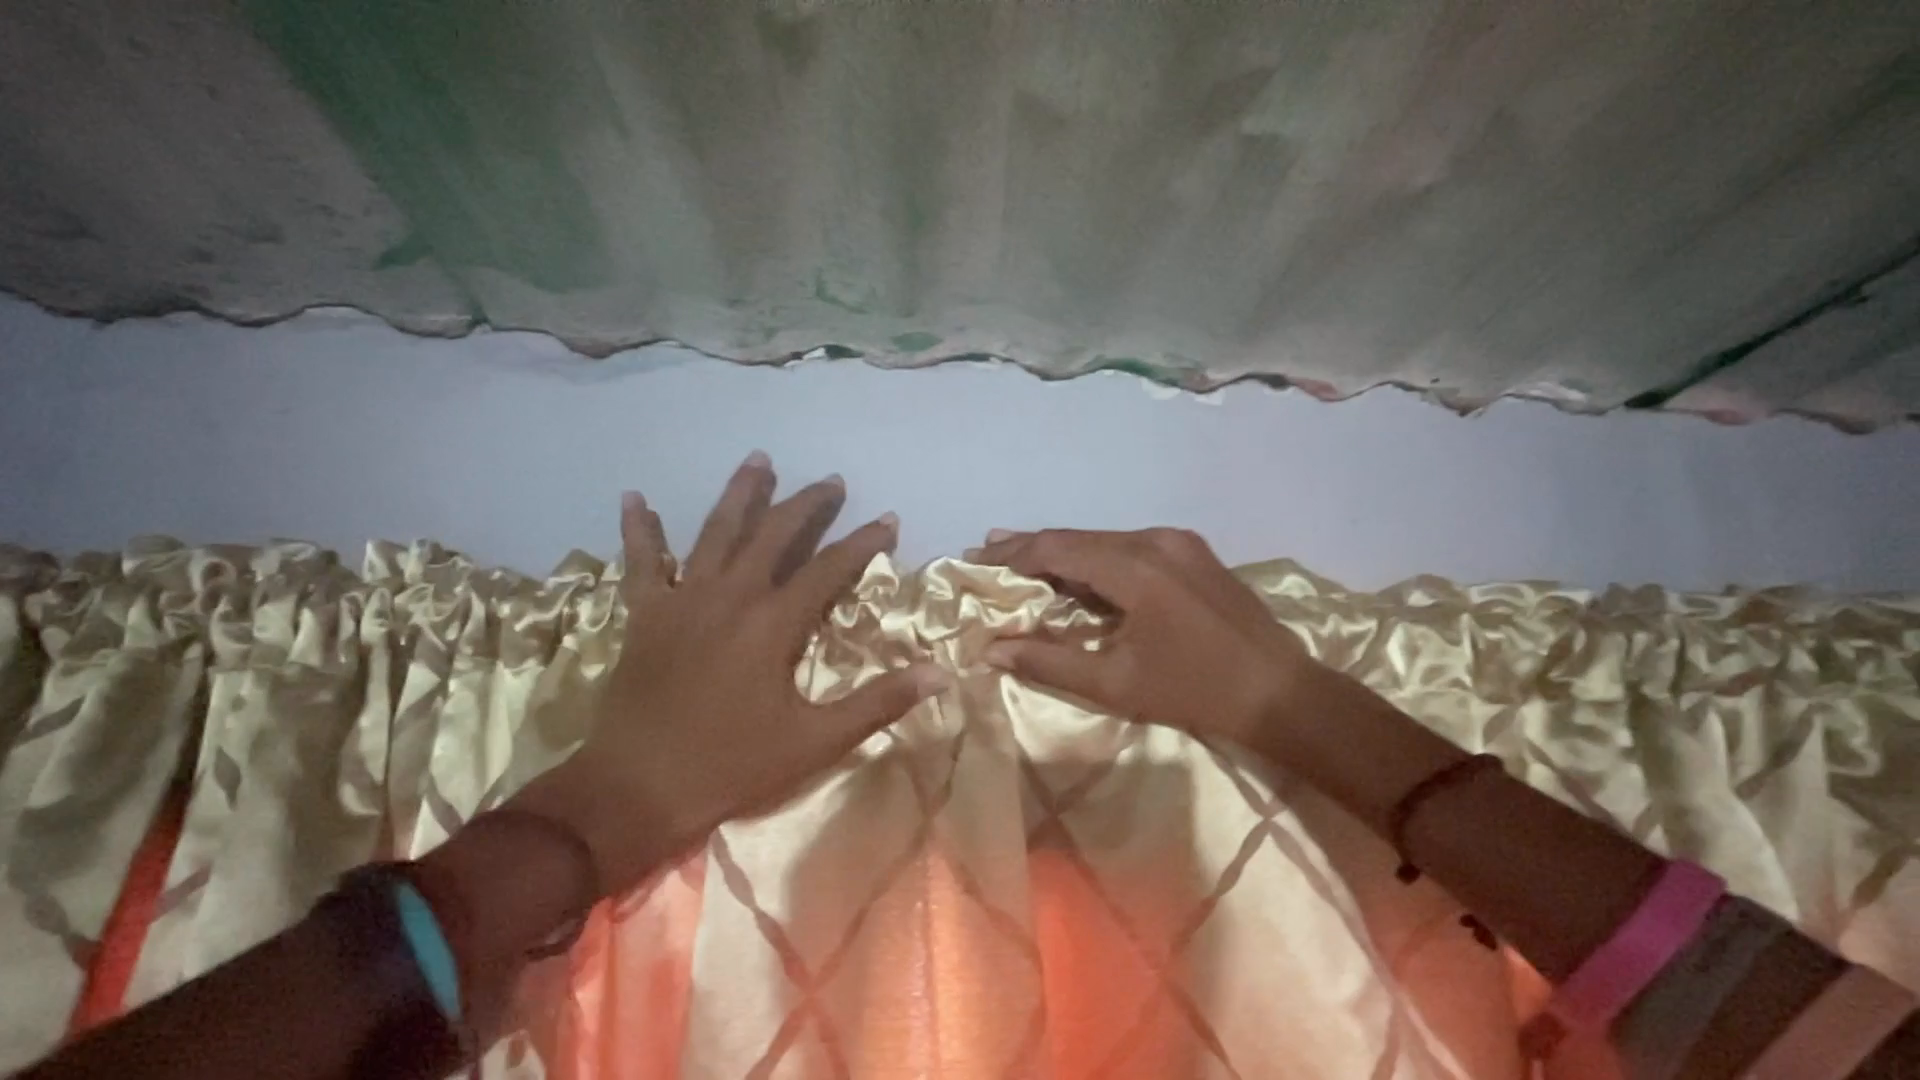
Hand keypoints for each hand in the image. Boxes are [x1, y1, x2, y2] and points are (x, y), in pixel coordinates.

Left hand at [518, 455, 947, 894]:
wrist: (636, 789)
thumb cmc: (731, 766)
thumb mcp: (815, 741)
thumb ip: (878, 703)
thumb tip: (939, 674)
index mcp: (773, 623)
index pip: (829, 568)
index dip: (862, 543)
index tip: (888, 520)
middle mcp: (730, 595)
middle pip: (774, 534)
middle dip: (807, 505)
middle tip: (831, 482)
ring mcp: (683, 600)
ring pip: (715, 531)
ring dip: (740, 494)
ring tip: (759, 460)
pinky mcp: (645, 615)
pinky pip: (641, 562)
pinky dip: (639, 529)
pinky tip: (634, 498)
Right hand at [973, 528, 1314, 752]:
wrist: (1280, 692)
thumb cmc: (1194, 691)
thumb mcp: (1115, 683)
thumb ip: (1049, 661)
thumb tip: (992, 651)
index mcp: (1136, 567)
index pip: (1058, 547)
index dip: (1013, 553)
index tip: (976, 559)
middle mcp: (1156, 540)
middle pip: (1079, 537)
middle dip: (1032, 547)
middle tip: (987, 552)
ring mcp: (1179, 542)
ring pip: (1104, 539)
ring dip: (1064, 551)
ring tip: (1022, 560)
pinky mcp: (1193, 553)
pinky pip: (1130, 546)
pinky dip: (1096, 558)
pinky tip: (1078, 571)